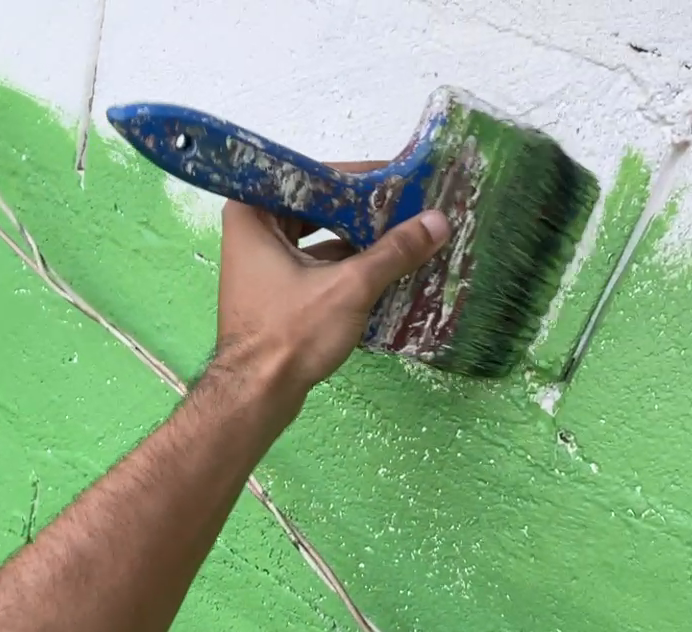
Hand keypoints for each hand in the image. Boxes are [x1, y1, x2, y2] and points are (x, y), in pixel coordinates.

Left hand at [212, 163, 450, 393]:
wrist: (258, 395)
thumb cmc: (292, 333)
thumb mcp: (350, 287)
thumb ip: (394, 251)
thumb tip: (439, 222)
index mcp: (254, 212)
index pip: (315, 178)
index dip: (362, 180)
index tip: (401, 181)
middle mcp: (252, 230)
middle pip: (317, 206)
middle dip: (363, 212)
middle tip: (408, 209)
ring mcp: (262, 264)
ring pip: (319, 238)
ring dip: (358, 242)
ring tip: (404, 238)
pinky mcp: (276, 293)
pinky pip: (316, 266)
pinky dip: (346, 268)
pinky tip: (383, 271)